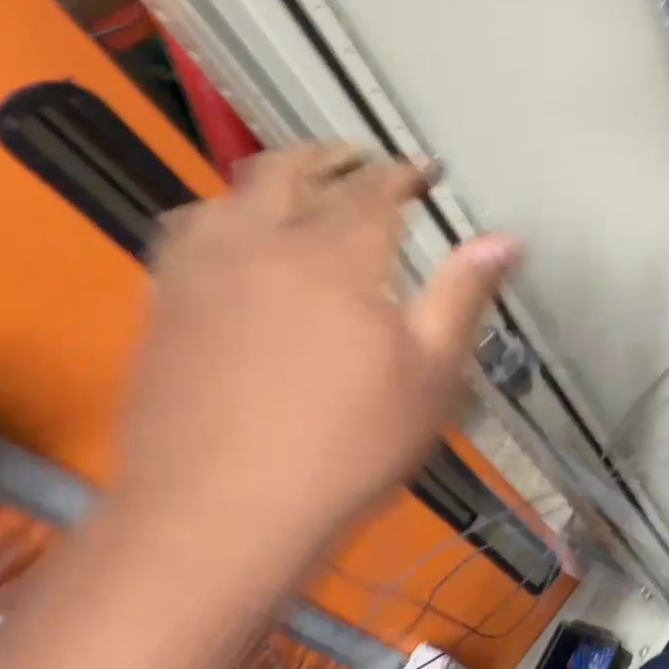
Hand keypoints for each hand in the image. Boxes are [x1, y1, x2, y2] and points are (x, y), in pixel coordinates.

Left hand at [115, 144, 518, 557]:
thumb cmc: (350, 443)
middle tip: (364, 160)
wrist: (223, 511)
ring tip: (299, 190)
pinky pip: (186, 234)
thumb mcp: (432, 373)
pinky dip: (222, 216)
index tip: (427, 168)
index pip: (372, 192)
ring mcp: (198, 275)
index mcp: (332, 258)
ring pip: (227, 196)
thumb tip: (506, 238)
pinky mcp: (163, 309)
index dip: (403, 173)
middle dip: (332, 158)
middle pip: (287, 173)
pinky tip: (235, 244)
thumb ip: (463, 295)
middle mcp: (257, 246)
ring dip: (271, 181)